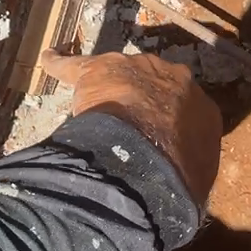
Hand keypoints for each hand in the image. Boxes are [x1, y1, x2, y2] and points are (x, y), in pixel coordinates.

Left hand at [41, 51, 221, 204]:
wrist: (150, 159)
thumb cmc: (181, 177)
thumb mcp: (198, 178)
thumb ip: (191, 172)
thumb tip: (181, 190)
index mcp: (202, 107)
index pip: (184, 108)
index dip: (168, 121)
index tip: (158, 135)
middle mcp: (171, 77)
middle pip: (152, 82)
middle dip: (140, 98)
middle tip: (125, 122)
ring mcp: (133, 67)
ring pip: (116, 73)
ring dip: (107, 88)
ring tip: (92, 105)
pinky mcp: (96, 69)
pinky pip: (72, 65)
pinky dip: (59, 64)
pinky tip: (49, 61)